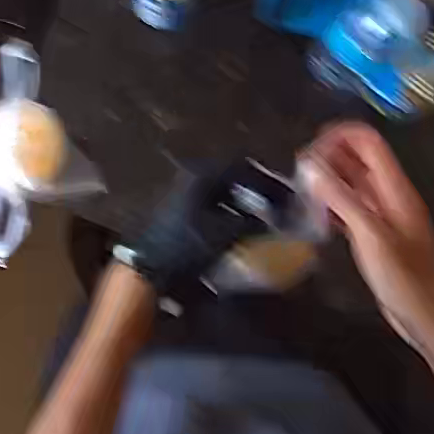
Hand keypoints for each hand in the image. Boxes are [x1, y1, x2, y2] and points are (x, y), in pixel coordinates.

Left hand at [117, 164, 268, 296]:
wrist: (148, 268)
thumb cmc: (186, 245)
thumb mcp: (224, 234)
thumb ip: (250, 223)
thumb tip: (271, 221)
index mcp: (203, 174)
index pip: (242, 166)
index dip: (267, 180)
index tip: (285, 194)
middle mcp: (192, 175)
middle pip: (232, 174)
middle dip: (257, 188)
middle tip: (277, 204)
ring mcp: (183, 190)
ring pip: (222, 188)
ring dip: (243, 199)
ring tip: (263, 217)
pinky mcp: (178, 206)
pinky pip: (212, 200)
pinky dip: (230, 208)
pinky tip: (240, 226)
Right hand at [302, 122, 433, 348]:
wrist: (433, 323)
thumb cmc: (408, 281)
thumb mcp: (371, 236)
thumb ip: (340, 198)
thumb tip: (310, 164)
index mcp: (394, 187)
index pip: (366, 140)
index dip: (338, 135)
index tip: (311, 152)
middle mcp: (388, 193)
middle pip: (356, 156)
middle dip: (327, 157)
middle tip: (300, 175)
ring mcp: (381, 213)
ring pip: (350, 181)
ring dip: (326, 181)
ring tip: (302, 194)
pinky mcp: (374, 233)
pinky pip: (349, 205)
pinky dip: (331, 204)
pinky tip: (314, 217)